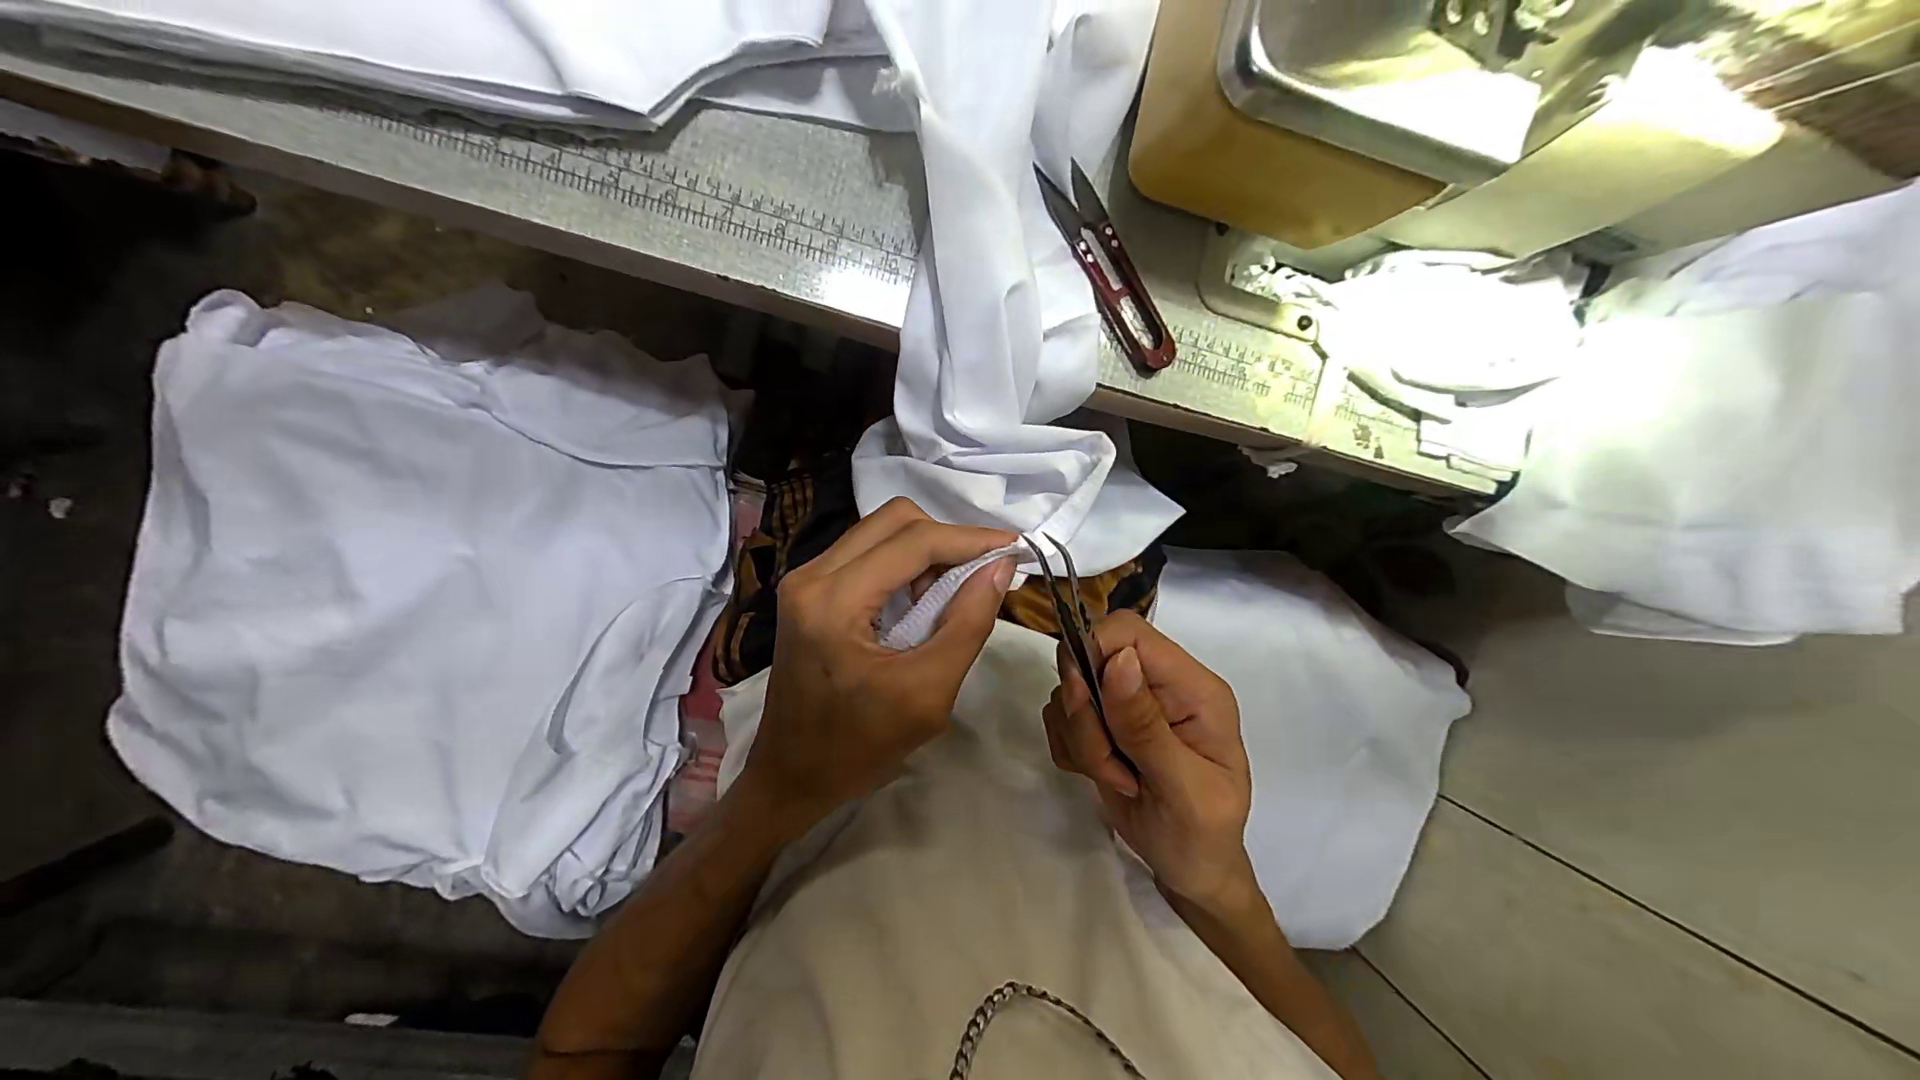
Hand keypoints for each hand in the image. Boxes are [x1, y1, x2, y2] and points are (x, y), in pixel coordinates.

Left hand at [737, 497, 1016, 828]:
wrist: (793, 773)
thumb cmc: (859, 746)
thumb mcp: (927, 693)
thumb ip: (967, 624)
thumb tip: (999, 567)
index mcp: (833, 602)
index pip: (913, 542)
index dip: (970, 539)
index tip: (1015, 548)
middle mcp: (811, 575)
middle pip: (894, 519)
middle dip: (947, 538)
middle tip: (981, 574)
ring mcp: (804, 579)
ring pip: (880, 530)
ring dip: (925, 550)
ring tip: (951, 593)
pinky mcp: (807, 589)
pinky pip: (866, 552)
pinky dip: (902, 564)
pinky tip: (920, 600)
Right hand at [1043, 611, 1256, 910]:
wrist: (1192, 871)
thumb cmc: (1203, 835)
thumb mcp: (1184, 788)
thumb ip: (1147, 726)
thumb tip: (1120, 660)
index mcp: (1191, 686)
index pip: (1129, 632)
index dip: (1094, 655)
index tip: (1087, 707)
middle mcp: (1156, 684)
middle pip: (1087, 657)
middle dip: (1085, 716)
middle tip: (1109, 761)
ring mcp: (1125, 703)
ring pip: (1069, 692)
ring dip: (1080, 741)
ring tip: (1120, 779)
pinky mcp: (1101, 723)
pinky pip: (1060, 718)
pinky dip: (1070, 749)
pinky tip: (1103, 777)